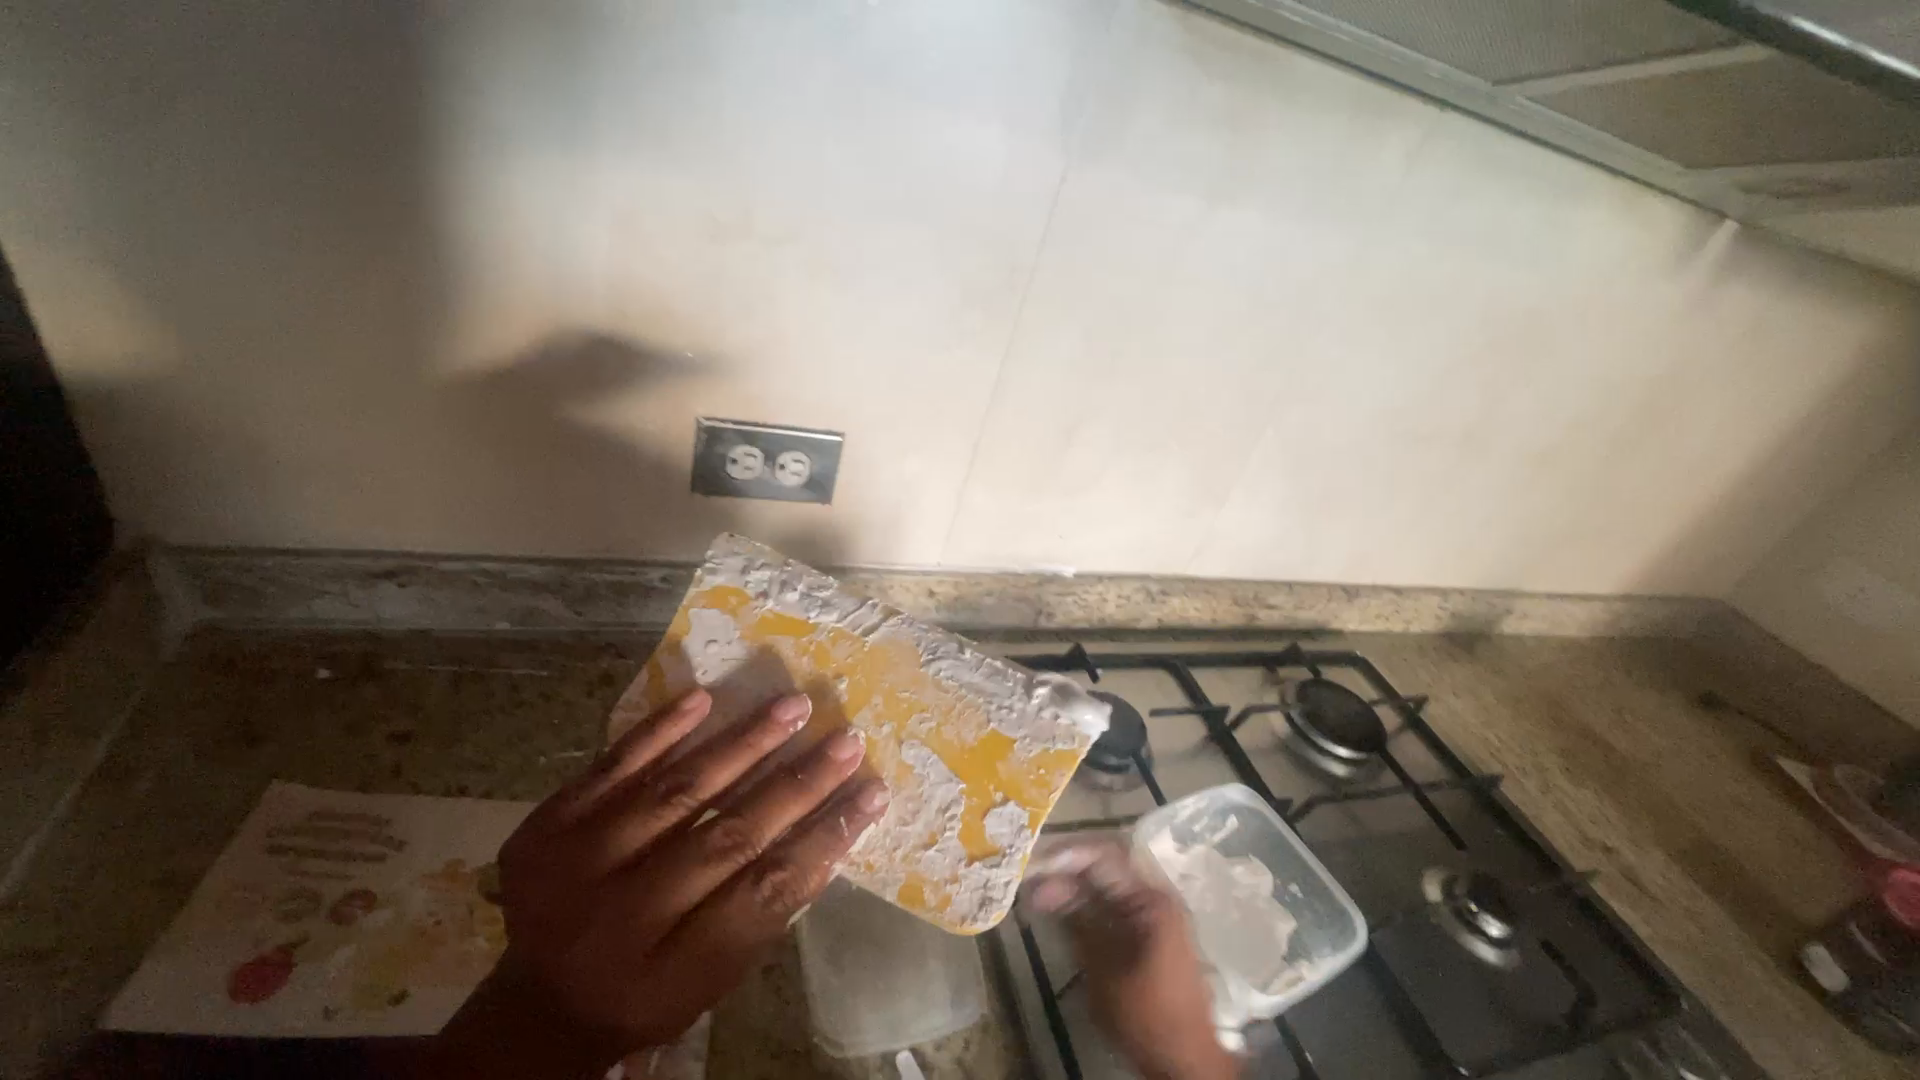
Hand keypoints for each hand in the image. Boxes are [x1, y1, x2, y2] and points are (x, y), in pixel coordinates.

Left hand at [424, 688, 889, 1079]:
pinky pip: (613, 766)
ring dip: (743, 743)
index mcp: (675, 972)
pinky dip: (660, 730)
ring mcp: (578, 865)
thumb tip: (832, 834)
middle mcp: (625, 917)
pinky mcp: (548, 826)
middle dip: (798, 784)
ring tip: (794, 706)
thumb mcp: (709, 980)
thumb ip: (764, 913)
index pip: (768, 893)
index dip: (825, 838)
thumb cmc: (643, 991)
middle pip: (729, 836)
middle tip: (847, 740)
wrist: (532, 1000)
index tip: (873, 792)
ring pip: (678, 791)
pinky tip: (706, 698)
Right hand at [1023, 840, 1236, 1079]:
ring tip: (1039, 893)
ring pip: (1109, 884)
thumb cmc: (1146, 1016)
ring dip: (1075, 885)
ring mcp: (1156, 914)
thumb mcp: (1103, 968)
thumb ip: (1075, 920)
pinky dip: (1088, 904)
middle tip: (1032, 874)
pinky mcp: (1151, 932)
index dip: (1068, 853)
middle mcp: (1158, 897)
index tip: (1036, 861)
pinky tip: (1062, 912)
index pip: (1105, 855)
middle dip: (1068, 867)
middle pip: (1107, 865)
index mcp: (1152, 900)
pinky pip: (1115, 904)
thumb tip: (1042, 885)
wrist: (1186, 1061)